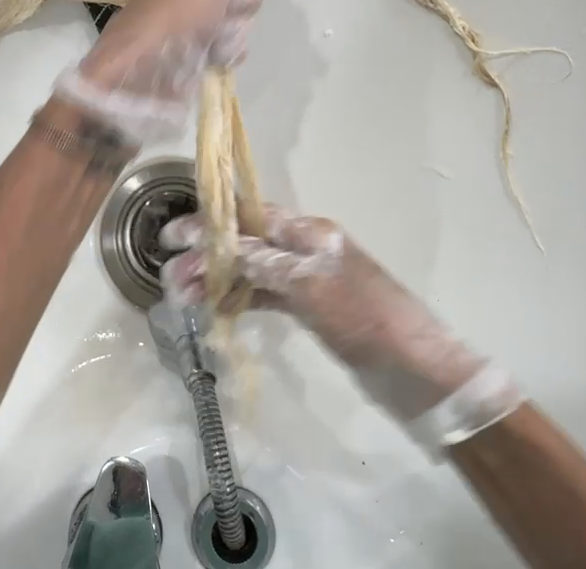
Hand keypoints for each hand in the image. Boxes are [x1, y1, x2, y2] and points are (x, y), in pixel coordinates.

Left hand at [55, 0, 281, 142]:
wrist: (143, 73)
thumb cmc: (176, 14)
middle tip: (223, 6)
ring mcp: (203, 16)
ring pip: (245, 16)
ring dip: (233, 27)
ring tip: (209, 36)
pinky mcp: (205, 46)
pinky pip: (235, 42)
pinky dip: (226, 49)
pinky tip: (211, 55)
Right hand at [160, 205, 523, 447]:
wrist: (414, 368)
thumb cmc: (363, 319)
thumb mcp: (310, 286)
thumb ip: (264, 262)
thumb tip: (224, 243)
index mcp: (309, 232)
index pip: (250, 217)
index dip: (210, 222)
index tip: (172, 235)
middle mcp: (304, 249)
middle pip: (246, 243)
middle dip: (207, 256)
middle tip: (171, 278)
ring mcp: (306, 280)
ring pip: (251, 271)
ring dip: (217, 280)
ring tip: (182, 298)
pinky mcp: (309, 309)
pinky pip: (264, 296)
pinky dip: (239, 300)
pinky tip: (214, 309)